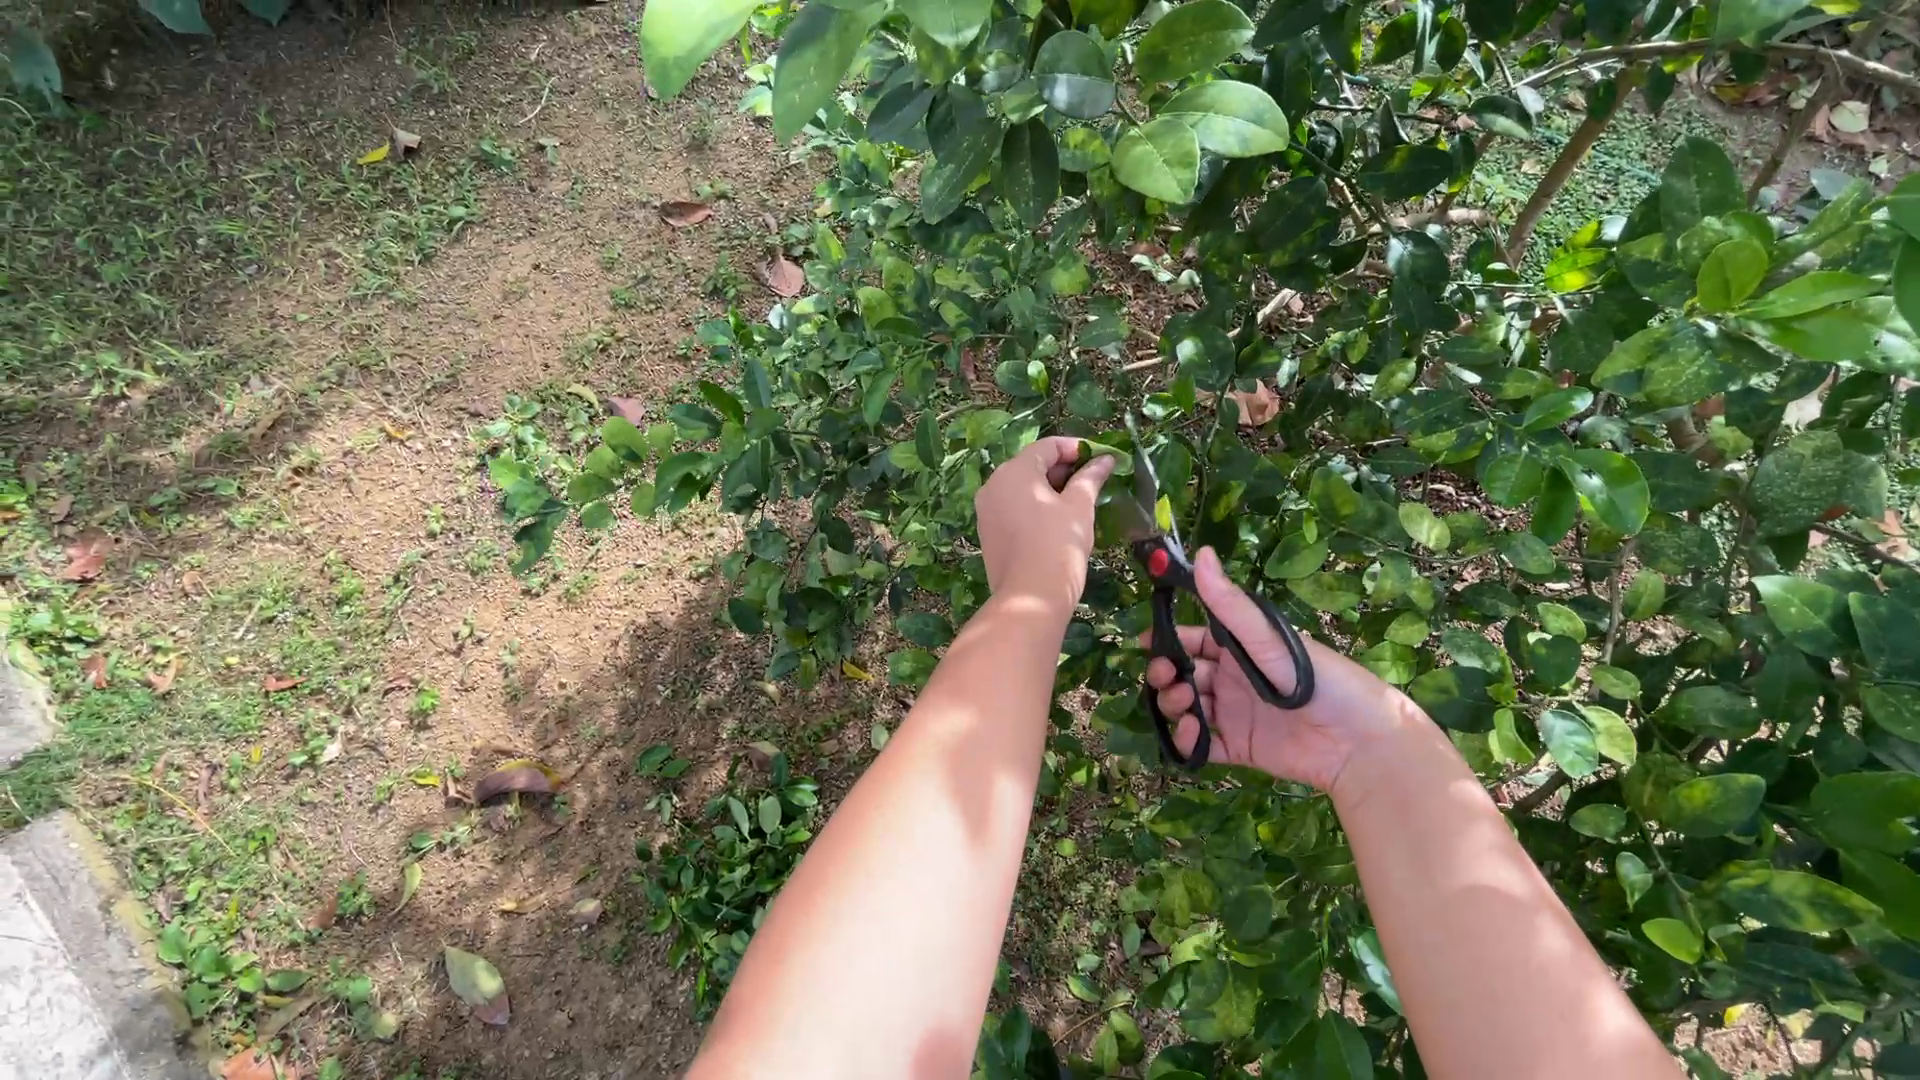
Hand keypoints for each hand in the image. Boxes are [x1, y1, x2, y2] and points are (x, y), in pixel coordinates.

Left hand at [975, 436, 1115, 612]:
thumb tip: (1105, 460)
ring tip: (1079, 500)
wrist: (1030, 597)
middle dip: (1064, 468)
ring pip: (1022, 487)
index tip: (1101, 458)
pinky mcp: (987, 532)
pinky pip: (1013, 508)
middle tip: (1094, 480)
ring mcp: (986, 509)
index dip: (1077, 448)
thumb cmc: (1059, 545)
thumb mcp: (1080, 507)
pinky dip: (1034, 506)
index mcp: (1014, 471)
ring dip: (1050, 488)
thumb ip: (1090, 478)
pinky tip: (1056, 520)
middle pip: (1032, 464)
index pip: (1048, 446)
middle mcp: (994, 484)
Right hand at [1145, 547, 1424, 793]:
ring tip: (1186, 707)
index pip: (1193, 641)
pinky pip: (1203, 745)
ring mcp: (1234, 715)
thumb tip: (1201, 553)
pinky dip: (1189, 742)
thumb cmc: (1314, 677)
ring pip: (1187, 708)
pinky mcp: (1239, 747)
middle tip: (1166, 678)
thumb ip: (1228, 602)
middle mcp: (1232, 680)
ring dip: (1175, 705)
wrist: (1356, 739)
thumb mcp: (1266, 636)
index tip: (1146, 644)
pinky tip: (1193, 734)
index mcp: (1239, 649)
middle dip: (1166, 675)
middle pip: (1184, 675)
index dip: (1168, 642)